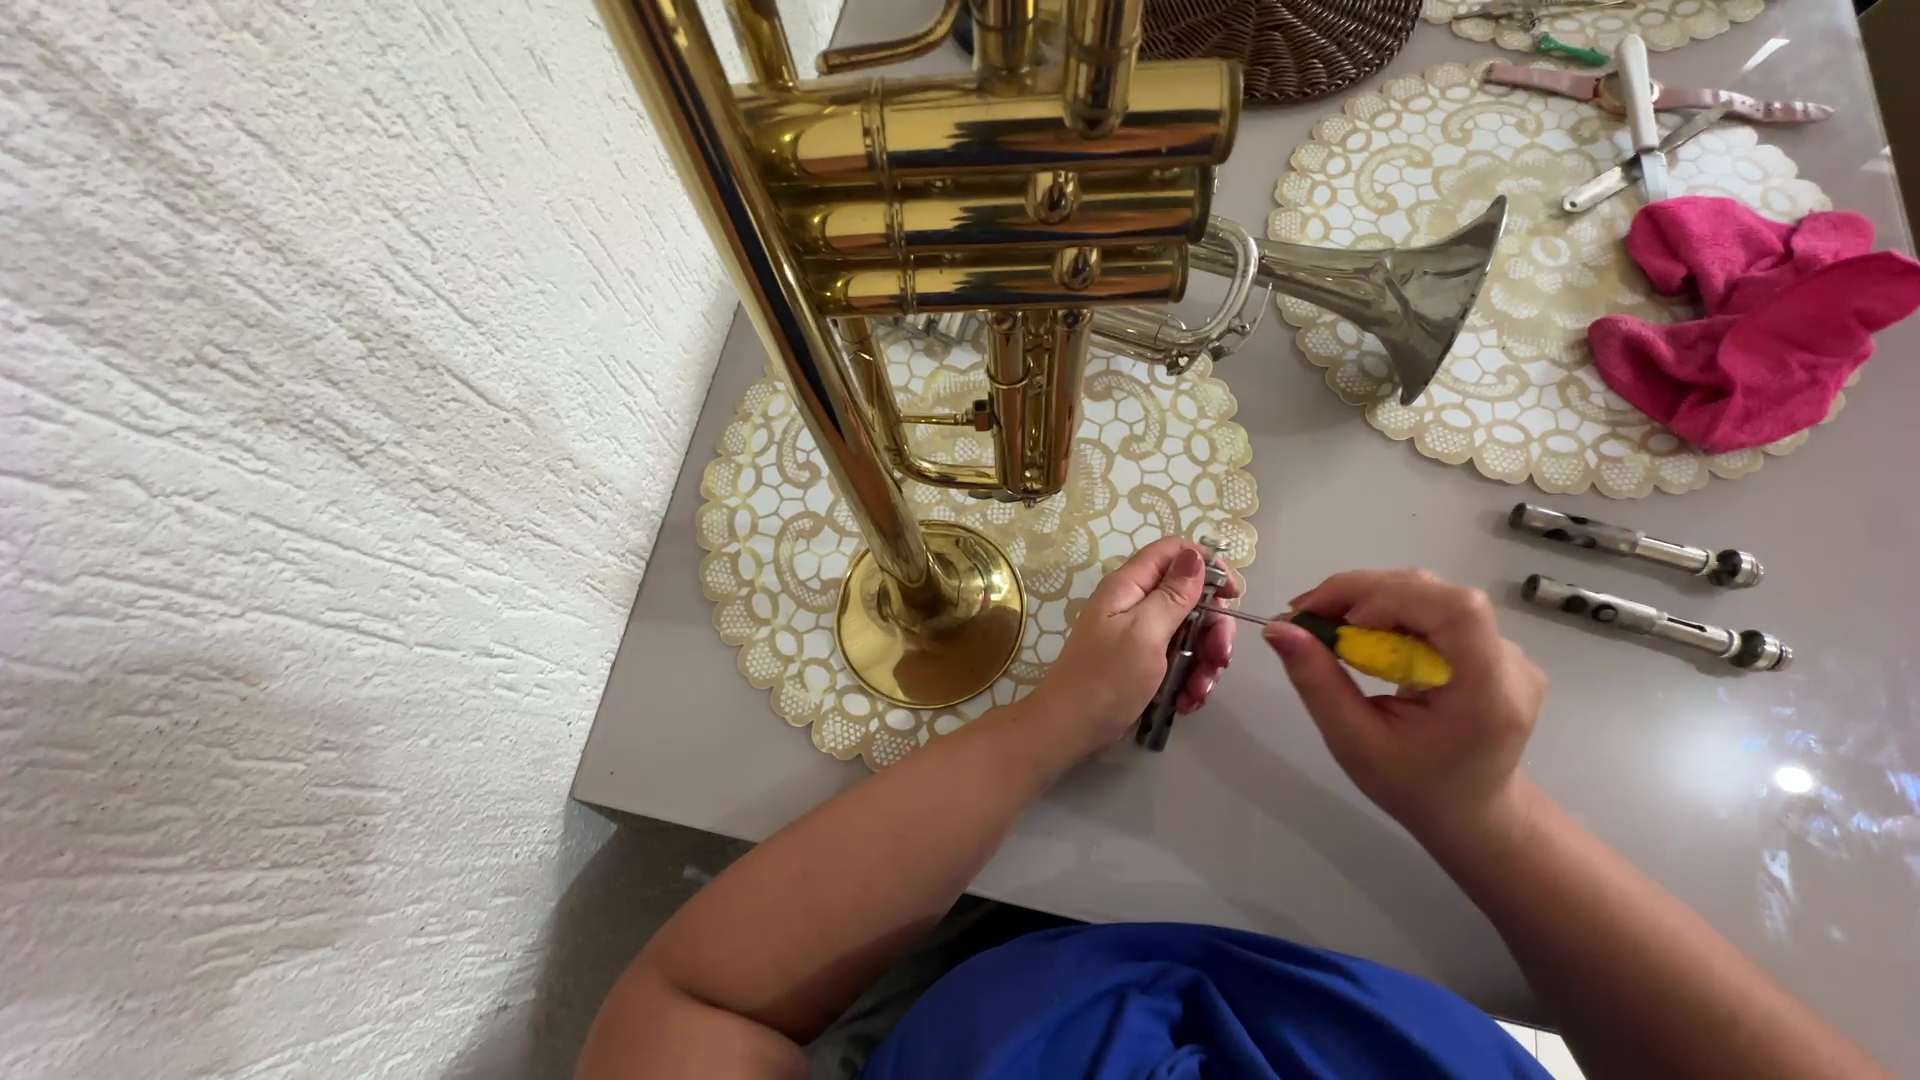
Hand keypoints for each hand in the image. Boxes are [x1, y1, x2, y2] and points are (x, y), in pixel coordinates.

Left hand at [1024, 537, 1239, 757]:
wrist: (1071, 728)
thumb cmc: (1106, 678)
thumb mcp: (1145, 632)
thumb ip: (1173, 595)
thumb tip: (1194, 555)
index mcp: (1129, 586)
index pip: (1173, 552)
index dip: (1207, 565)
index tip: (1233, 594)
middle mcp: (1135, 604)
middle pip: (1190, 597)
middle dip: (1213, 628)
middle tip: (1219, 658)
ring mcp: (1140, 634)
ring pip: (1191, 632)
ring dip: (1204, 661)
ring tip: (1199, 691)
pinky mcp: (1145, 662)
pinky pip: (1180, 659)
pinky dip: (1190, 679)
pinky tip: (1187, 701)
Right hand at [1263, 570, 1545, 851]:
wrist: (1469, 810)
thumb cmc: (1412, 786)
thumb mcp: (1354, 743)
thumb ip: (1318, 683)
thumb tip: (1278, 629)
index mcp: (1488, 694)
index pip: (1457, 612)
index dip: (1394, 597)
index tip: (1338, 618)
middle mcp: (1508, 662)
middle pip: (1436, 595)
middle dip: (1362, 593)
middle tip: (1304, 614)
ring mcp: (1505, 650)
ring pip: (1431, 593)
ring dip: (1368, 596)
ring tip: (1321, 620)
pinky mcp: (1489, 645)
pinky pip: (1431, 607)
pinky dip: (1384, 607)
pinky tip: (1354, 629)